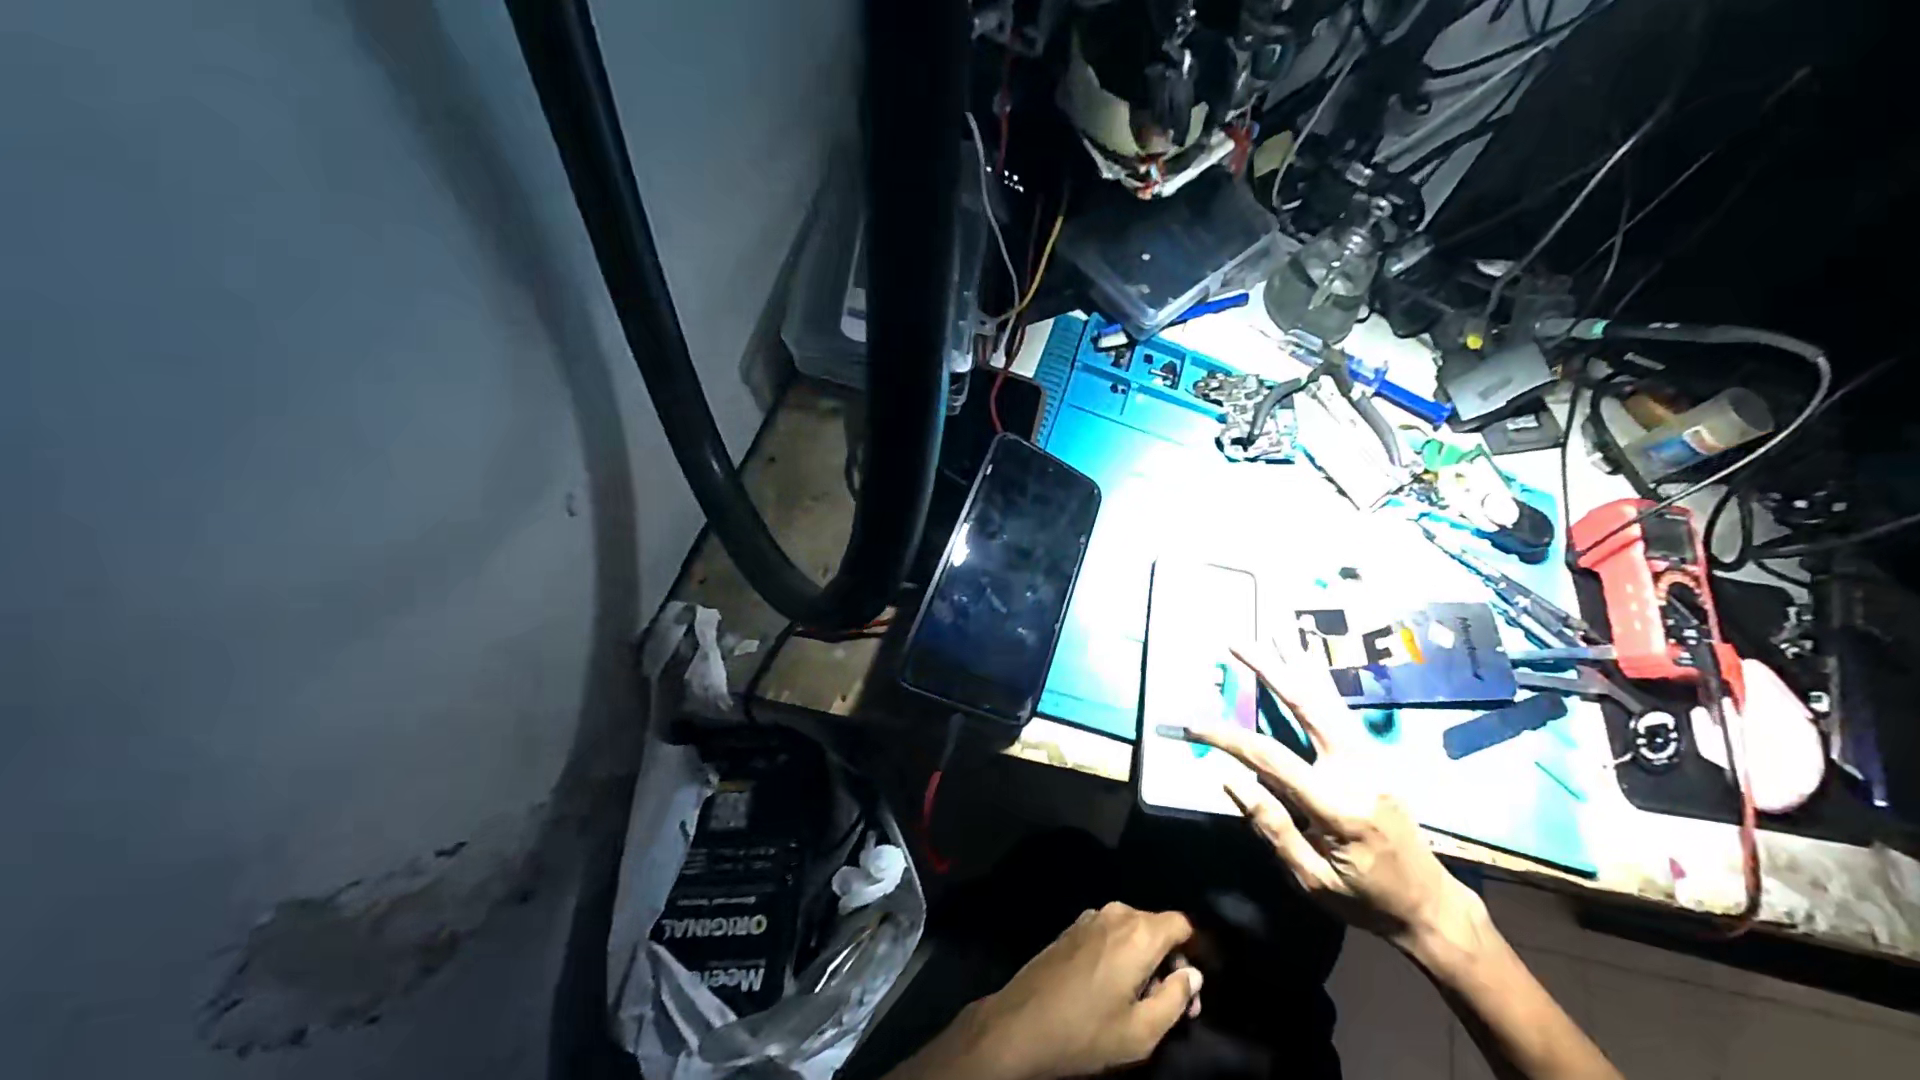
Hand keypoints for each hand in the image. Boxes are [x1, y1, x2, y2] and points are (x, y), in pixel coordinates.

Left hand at [918, 903, 1201, 1079]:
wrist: (1022, 1023)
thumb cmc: (1087, 1030)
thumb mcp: (1142, 1030)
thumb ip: (1176, 998)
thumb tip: (1191, 974)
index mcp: (1138, 932)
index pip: (1183, 924)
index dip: (1195, 953)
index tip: (1193, 988)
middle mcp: (1116, 913)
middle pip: (1158, 928)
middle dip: (1171, 961)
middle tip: (1173, 1005)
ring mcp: (1090, 917)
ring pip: (1134, 932)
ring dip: (1146, 959)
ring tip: (1142, 1001)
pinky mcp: (1072, 928)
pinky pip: (1111, 934)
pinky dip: (1122, 954)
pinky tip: (1114, 987)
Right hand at [1186, 636, 1486, 957]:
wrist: (1430, 905)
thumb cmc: (1365, 900)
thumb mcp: (1311, 879)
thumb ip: (1272, 826)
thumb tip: (1230, 779)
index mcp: (1338, 805)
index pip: (1271, 759)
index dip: (1228, 738)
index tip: (1195, 724)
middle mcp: (1358, 772)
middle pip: (1309, 708)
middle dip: (1272, 670)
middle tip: (1240, 642)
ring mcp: (1372, 761)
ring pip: (1330, 701)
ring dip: (1300, 665)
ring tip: (1278, 632)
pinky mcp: (1375, 760)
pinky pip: (1343, 712)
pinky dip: (1322, 682)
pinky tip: (1310, 663)